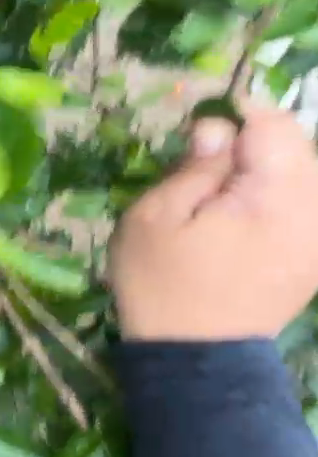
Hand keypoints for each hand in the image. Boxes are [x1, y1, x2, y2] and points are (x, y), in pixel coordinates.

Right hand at [109, 100, 317, 340]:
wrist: (195, 344)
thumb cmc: (160, 276)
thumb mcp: (155, 216)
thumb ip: (195, 169)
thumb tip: (217, 129)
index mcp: (276, 200)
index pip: (278, 131)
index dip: (244, 112)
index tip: (205, 112)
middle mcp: (316, 210)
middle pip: (300, 149)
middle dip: (256, 137)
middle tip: (202, 148)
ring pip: (305, 174)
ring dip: (266, 163)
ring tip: (217, 175)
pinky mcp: (316, 248)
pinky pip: (304, 200)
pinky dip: (276, 188)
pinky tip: (239, 202)